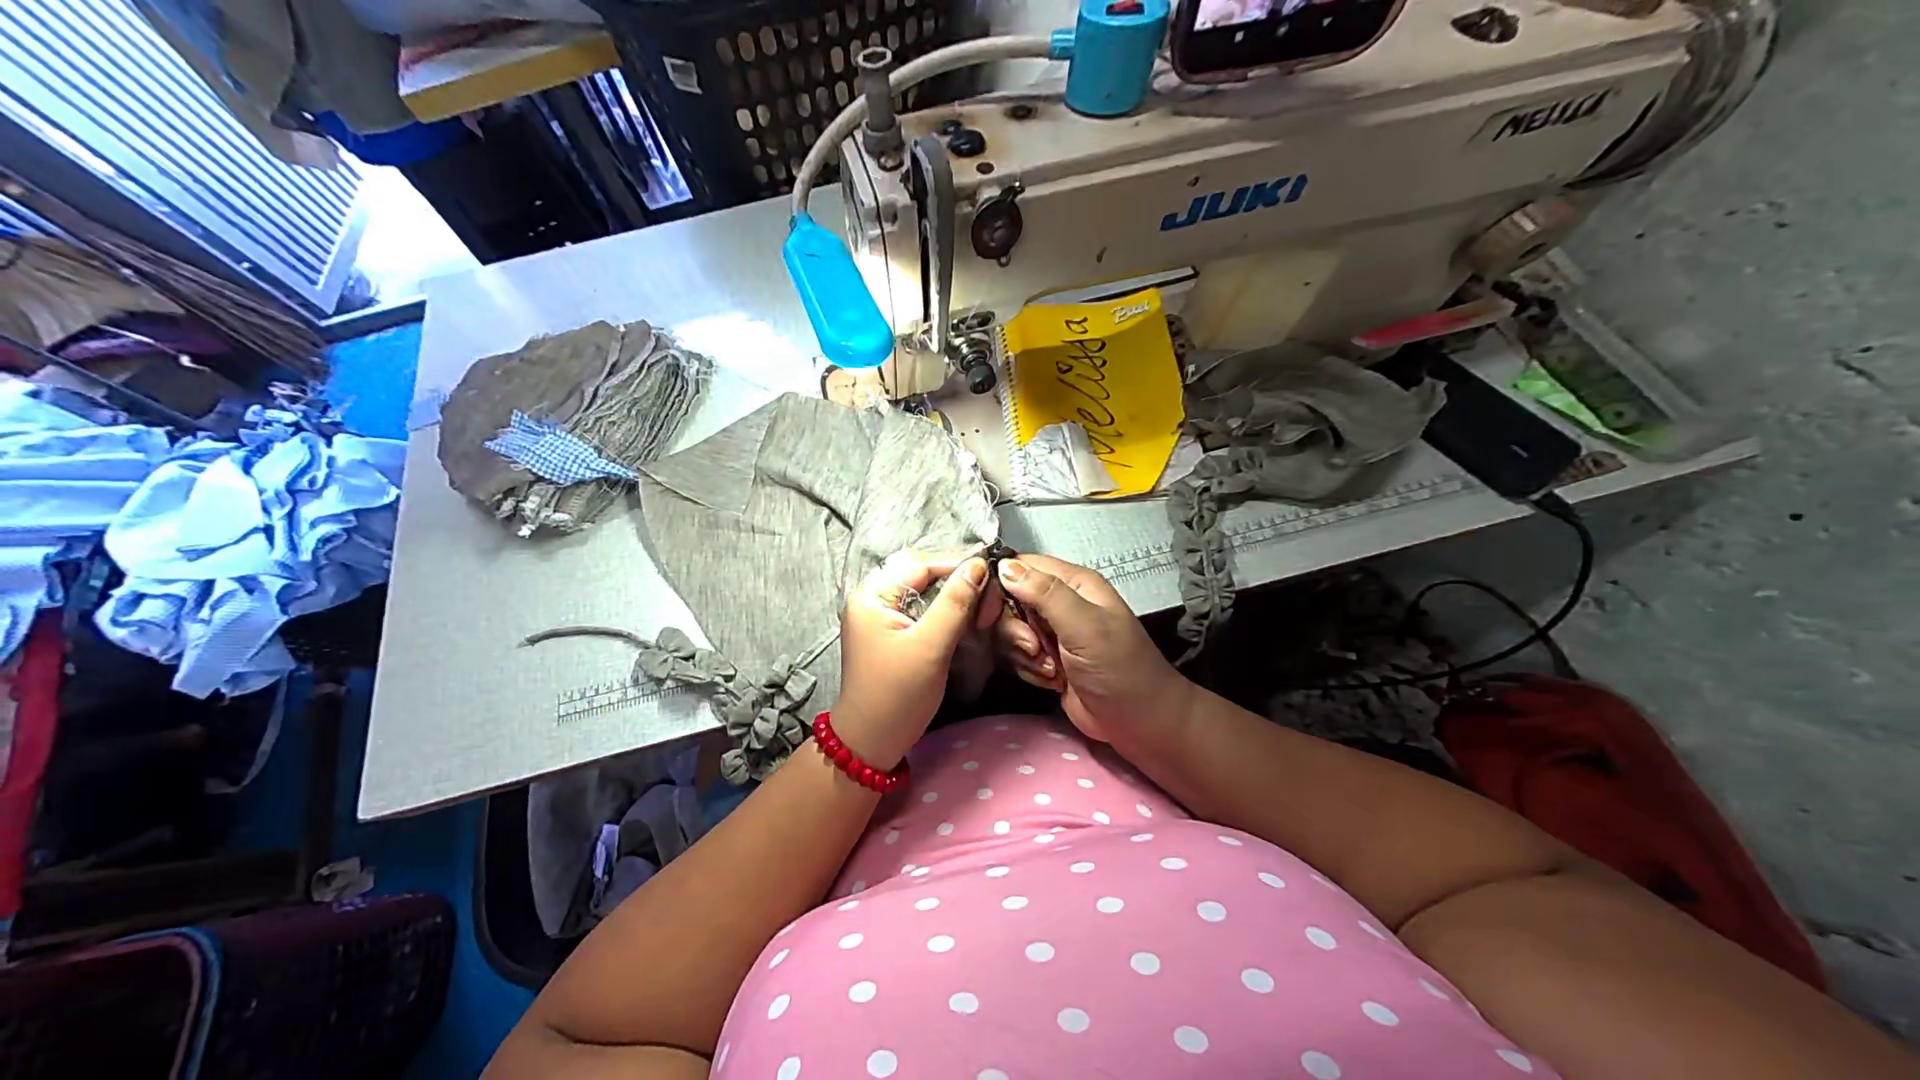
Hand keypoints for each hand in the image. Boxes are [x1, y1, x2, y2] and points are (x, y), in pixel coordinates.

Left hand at [833, 551, 994, 768]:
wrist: (873, 742)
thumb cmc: (897, 696)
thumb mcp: (929, 647)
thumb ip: (954, 603)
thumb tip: (979, 565)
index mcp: (872, 595)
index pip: (920, 563)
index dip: (957, 564)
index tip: (993, 571)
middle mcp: (874, 597)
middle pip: (924, 574)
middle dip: (959, 580)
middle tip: (991, 592)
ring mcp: (884, 615)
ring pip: (928, 591)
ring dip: (957, 596)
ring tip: (985, 605)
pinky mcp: (895, 632)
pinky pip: (926, 609)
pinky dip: (949, 611)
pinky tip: (969, 618)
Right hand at [992, 555, 1193, 742]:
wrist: (1139, 722)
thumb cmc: (1119, 669)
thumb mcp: (1084, 625)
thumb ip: (1045, 593)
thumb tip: (1005, 567)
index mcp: (1074, 584)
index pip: (1022, 566)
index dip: (1000, 584)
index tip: (990, 610)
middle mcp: (1061, 603)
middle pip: (1010, 601)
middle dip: (1015, 628)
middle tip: (1035, 647)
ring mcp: (1054, 633)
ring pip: (1012, 632)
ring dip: (1024, 654)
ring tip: (1052, 668)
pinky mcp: (1048, 660)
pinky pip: (1019, 657)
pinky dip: (1030, 670)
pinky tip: (1053, 681)